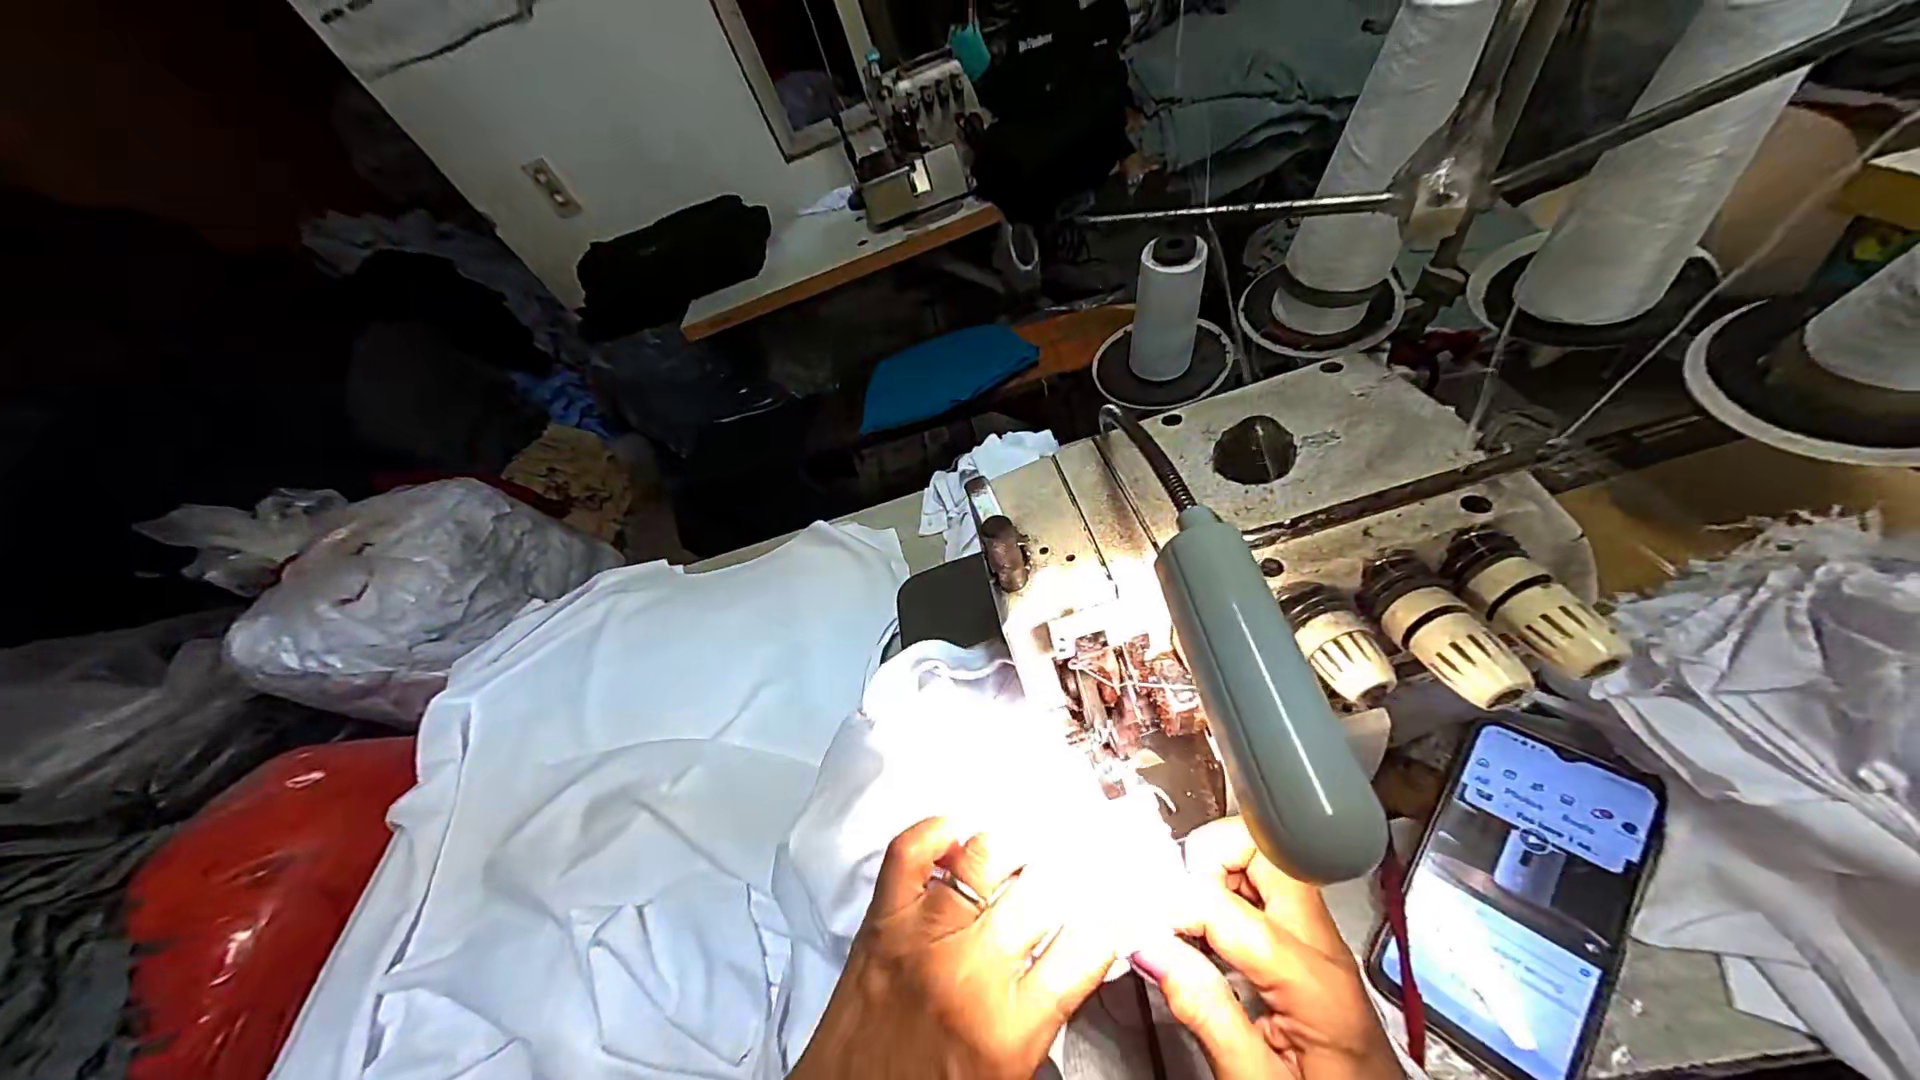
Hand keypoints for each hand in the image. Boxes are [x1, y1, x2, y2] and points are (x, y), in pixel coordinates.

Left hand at [790, 817, 1118, 1079]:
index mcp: (1010, 1028)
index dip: (1104, 918)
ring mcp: (922, 937)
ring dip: (1008, 852)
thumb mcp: (1010, 1070)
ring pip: (981, 859)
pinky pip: (909, 851)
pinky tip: (956, 834)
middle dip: (1063, 877)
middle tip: (1069, 867)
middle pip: (1039, 893)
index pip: (1084, 948)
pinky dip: (934, 831)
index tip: (1108, 903)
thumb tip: (1073, 950)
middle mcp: (970, 972)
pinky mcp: (882, 918)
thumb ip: (1044, 1011)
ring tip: (1018, 853)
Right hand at [1132, 817, 1400, 1079]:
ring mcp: (1319, 938)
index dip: (1173, 906)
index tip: (1142, 926)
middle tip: (1173, 900)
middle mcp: (1324, 947)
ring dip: (1212, 869)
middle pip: (1263, 848)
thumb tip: (1150, 945)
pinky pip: (1261, 882)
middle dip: (1206, 856)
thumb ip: (1206, 1014)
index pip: (1229, 907)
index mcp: (1317, 986)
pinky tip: (1204, 929)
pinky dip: (1221, 886)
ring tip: (1186, 918)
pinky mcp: (1307, 940)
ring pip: (1261, 855)